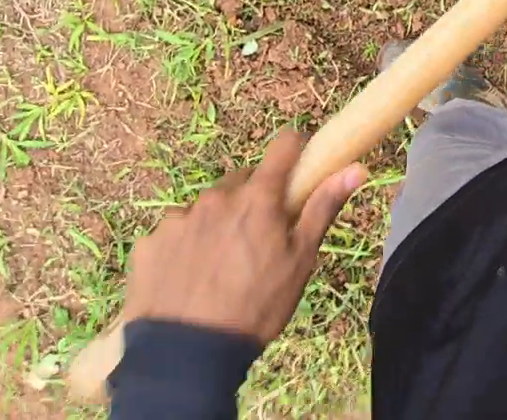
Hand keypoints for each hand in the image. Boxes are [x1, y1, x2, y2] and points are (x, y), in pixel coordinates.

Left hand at [121, 131, 365, 342]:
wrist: (184, 360)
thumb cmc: (255, 307)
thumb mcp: (299, 262)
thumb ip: (322, 208)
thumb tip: (356, 168)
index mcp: (257, 197)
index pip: (283, 147)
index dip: (294, 149)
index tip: (299, 164)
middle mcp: (216, 197)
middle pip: (242, 181)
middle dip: (253, 198)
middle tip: (258, 238)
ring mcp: (179, 219)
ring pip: (207, 208)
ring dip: (218, 222)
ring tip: (220, 266)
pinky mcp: (149, 243)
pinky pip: (175, 232)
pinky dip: (185, 246)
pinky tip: (189, 278)